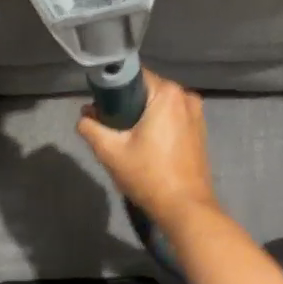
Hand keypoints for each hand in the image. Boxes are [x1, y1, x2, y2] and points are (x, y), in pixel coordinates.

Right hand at [77, 72, 217, 227]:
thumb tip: (83, 117)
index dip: (112, 88)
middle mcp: (186, 97)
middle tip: (107, 126)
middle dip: (125, 104)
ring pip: (158, 105)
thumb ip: (91, 128)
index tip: (99, 107)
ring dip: (140, 116)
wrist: (185, 208)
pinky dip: (155, 125)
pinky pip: (171, 118)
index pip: (132, 76)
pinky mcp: (199, 131)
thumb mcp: (110, 152)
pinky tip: (143, 145)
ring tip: (123, 139)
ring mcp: (196, 114)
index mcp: (167, 94)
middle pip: (146, 90)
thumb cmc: (148, 175)